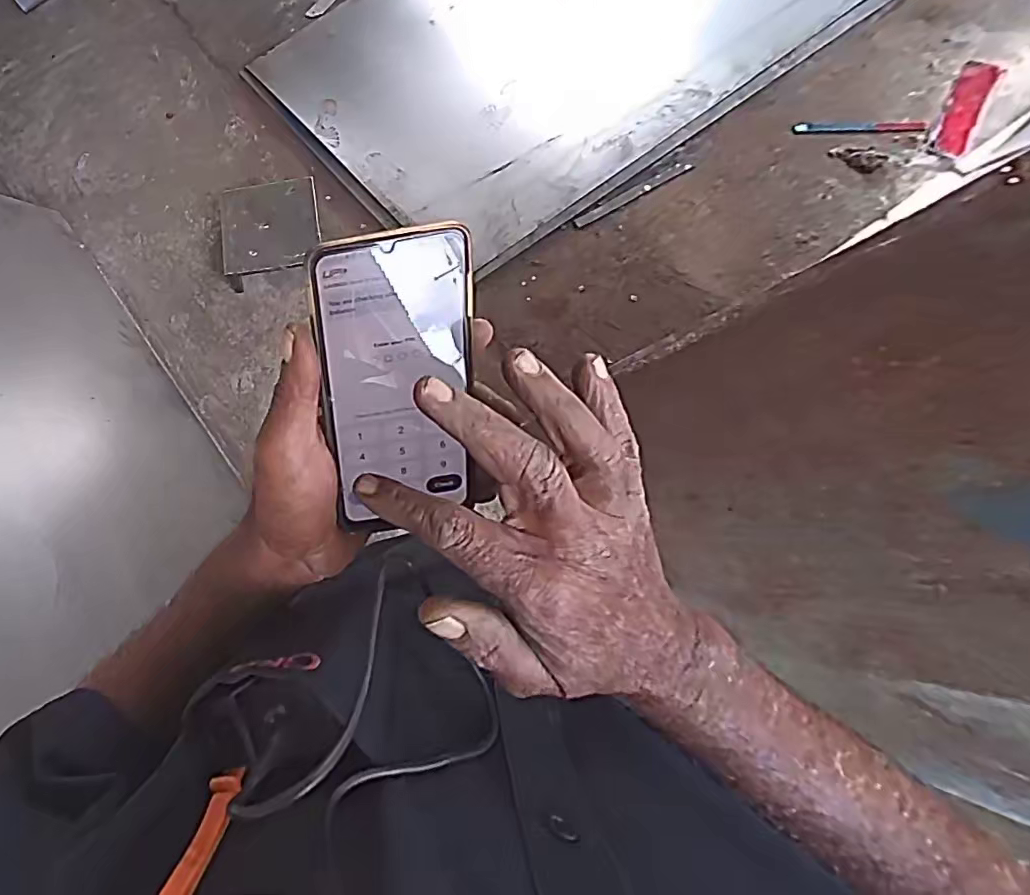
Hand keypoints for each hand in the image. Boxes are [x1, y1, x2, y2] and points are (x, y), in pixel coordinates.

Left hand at [239, 319, 506, 588]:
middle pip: (413, 382)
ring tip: (495, 400)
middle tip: (479, 348)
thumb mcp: (283, 440)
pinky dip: (458, 456)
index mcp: (338, 398)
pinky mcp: (404, 478)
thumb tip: (295, 334)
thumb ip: (294, 392)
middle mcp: (366, 415)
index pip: (375, 351)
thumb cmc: (281, 500)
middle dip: (449, 364)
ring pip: (432, 420)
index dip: (404, 328)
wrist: (296, 559)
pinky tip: (484, 453)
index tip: (436, 310)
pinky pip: (436, 461)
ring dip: (460, 411)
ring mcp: (388, 446)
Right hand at [353, 346, 699, 700]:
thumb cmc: (586, 653)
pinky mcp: (627, 489)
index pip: (462, 533)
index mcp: (538, 578)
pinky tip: (588, 364)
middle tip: (432, 391)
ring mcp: (606, 505)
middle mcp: (573, 533)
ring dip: (545, 395)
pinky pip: (619, 438)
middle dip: (474, 424)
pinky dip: (605, 397)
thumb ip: (479, 639)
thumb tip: (432, 610)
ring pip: (578, 441)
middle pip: (523, 466)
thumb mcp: (528, 670)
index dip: (411, 507)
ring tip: (511, 359)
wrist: (654, 648)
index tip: (375, 485)